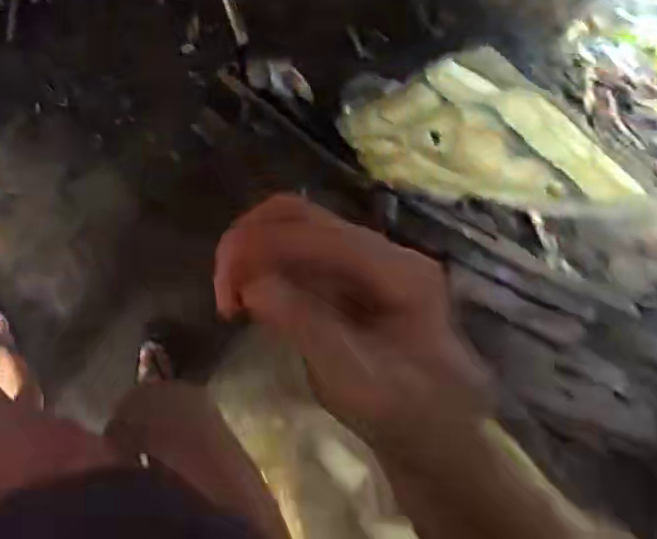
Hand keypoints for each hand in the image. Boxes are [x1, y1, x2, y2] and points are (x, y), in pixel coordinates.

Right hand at [214, 195, 489, 453]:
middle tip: (223, 285)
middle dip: (248, 243)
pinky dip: (254, 261)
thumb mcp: (359, 383)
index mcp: (398, 270)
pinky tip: (244, 294)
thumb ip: (309, 329)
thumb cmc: (404, 415)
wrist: (433, 440)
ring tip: (228, 293)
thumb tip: (252, 285)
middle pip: (296, 216)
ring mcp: (356, 254)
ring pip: (283, 224)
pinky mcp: (335, 266)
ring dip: (246, 250)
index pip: (319, 234)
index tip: (227, 284)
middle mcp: (378, 249)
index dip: (264, 246)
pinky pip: (283, 244)